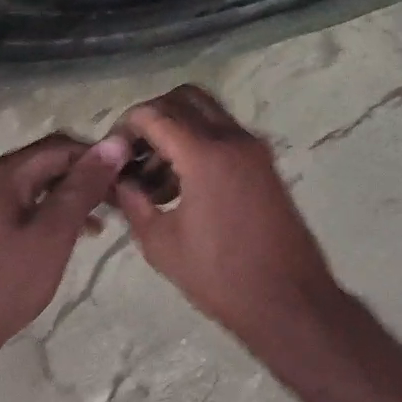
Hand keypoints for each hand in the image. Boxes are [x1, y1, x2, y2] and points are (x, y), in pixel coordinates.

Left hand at [0, 132, 129, 359]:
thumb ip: (83, 187)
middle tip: (121, 197)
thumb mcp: (54, 232)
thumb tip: (115, 144)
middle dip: (88, 175)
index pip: (61, 146)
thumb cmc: (9, 280)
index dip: (96, 156)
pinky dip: (61, 210)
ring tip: (110, 214)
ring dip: (77, 194)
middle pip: (52, 161)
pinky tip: (84, 231)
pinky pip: (36, 203)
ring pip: (46, 183)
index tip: (128, 176)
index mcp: (6, 172)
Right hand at [110, 86, 343, 340]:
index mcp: (205, 153)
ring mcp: (253, 147)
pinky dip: (198, 141)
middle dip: (152, 117)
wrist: (290, 302)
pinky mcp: (263, 161)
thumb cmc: (220, 277)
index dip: (126, 126)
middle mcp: (232, 137)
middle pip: (183, 98)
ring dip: (176, 128)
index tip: (111, 153)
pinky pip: (223, 132)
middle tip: (133, 152)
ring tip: (153, 176)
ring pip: (206, 112)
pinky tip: (180, 185)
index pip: (155, 113)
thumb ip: (132, 201)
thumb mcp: (161, 243)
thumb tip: (117, 179)